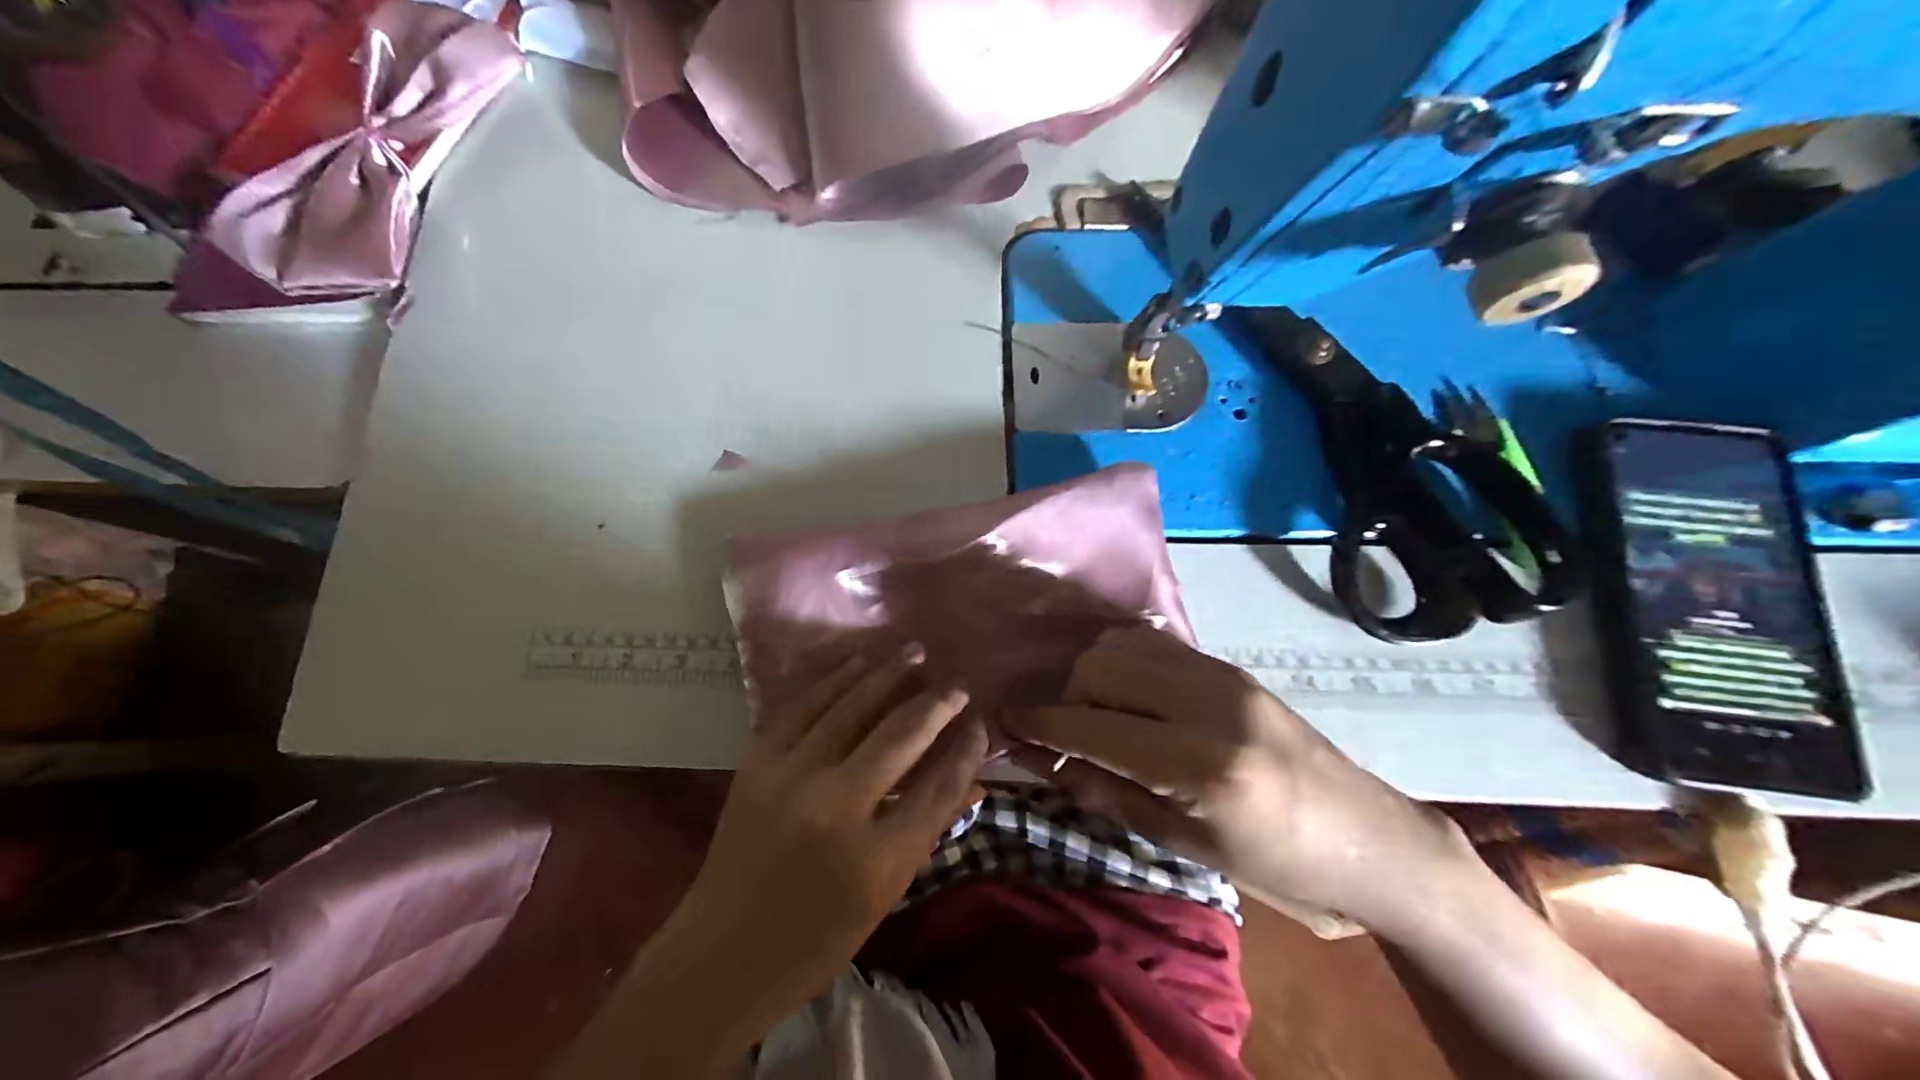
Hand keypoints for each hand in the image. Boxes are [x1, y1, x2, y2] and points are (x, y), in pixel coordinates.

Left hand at [682, 645, 989, 1006]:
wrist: (723, 950)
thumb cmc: (817, 936)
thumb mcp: (887, 893)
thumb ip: (930, 827)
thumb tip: (973, 777)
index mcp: (877, 858)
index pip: (939, 786)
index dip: (966, 750)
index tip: (981, 723)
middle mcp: (836, 808)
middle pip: (900, 736)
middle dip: (936, 704)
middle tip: (958, 683)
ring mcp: (790, 777)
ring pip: (851, 707)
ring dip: (888, 674)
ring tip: (915, 652)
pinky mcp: (757, 762)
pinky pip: (804, 706)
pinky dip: (836, 681)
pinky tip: (860, 664)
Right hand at [1004, 626, 1473, 932]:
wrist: (1368, 837)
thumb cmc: (1278, 864)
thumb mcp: (1185, 843)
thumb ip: (1106, 792)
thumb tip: (1044, 760)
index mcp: (1198, 762)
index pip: (1092, 725)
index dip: (1040, 721)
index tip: (1005, 720)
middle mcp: (1206, 700)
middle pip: (1100, 667)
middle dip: (1066, 696)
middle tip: (1064, 733)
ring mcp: (1221, 674)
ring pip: (1122, 645)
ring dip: (1093, 675)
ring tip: (1097, 714)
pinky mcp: (1230, 666)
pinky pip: (1154, 645)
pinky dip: (1124, 663)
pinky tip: (1127, 695)